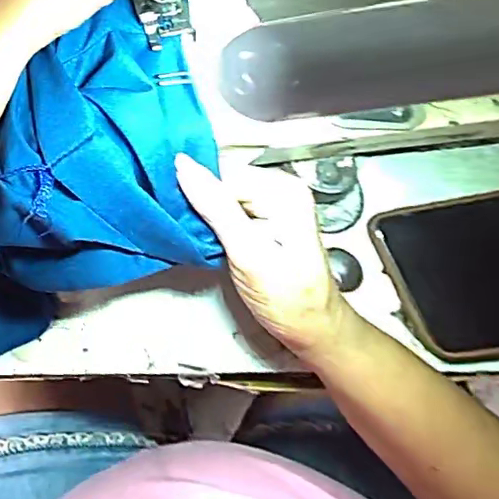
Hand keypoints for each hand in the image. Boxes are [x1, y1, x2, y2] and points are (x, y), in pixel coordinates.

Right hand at [176, 154, 354, 359]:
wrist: (315, 333)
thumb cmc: (291, 301)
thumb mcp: (248, 253)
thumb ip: (215, 207)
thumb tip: (183, 166)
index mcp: (283, 189)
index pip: (220, 177)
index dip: (197, 195)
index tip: (187, 222)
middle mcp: (278, 189)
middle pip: (219, 184)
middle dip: (200, 207)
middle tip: (200, 236)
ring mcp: (269, 204)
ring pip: (216, 197)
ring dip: (203, 217)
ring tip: (207, 241)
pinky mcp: (259, 219)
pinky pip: (222, 210)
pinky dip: (210, 225)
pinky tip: (211, 241)